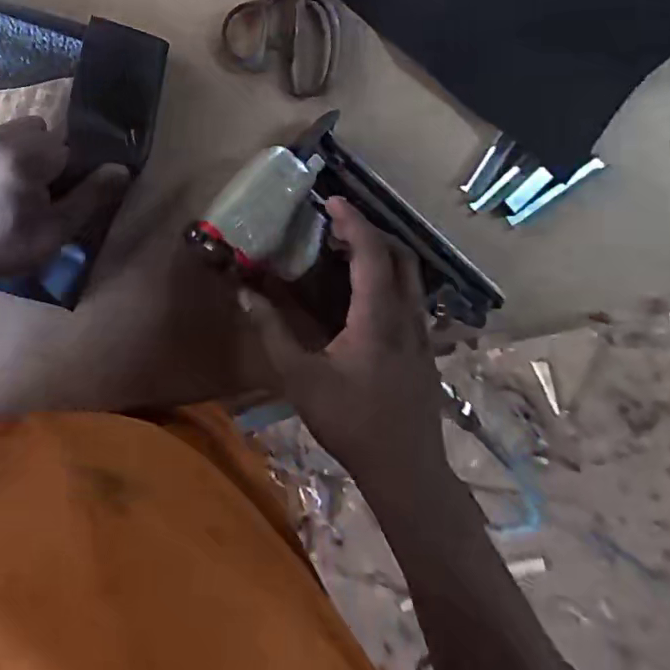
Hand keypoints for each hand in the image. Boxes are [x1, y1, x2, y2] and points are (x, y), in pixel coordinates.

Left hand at [0, 117, 128, 287]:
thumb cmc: (9, 248)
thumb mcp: (57, 229)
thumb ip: (91, 194)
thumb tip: (121, 168)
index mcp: (25, 155)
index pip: (67, 149)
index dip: (67, 174)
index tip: (54, 199)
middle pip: (43, 132)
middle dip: (46, 157)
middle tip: (35, 193)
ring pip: (19, 130)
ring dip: (25, 150)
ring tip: (13, 186)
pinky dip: (1, 152)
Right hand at [268, 197, 445, 483]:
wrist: (406, 469)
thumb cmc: (350, 421)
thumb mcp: (300, 377)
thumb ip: (272, 331)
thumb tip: (245, 293)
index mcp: (379, 319)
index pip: (372, 255)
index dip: (353, 222)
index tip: (332, 200)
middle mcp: (408, 319)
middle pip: (401, 257)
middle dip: (371, 231)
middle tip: (336, 224)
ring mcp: (422, 335)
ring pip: (411, 278)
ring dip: (382, 254)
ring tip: (344, 251)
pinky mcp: (424, 350)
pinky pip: (409, 297)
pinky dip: (387, 278)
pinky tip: (361, 295)